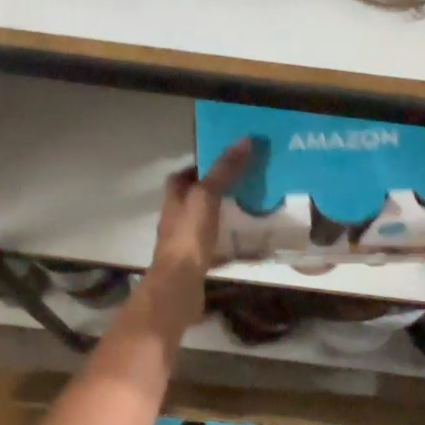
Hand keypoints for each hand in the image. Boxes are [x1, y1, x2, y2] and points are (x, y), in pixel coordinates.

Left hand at [143, 137, 251, 329]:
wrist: (178, 285)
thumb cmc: (188, 236)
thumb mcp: (206, 196)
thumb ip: (224, 170)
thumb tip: (245, 140)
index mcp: (173, 197)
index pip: (186, 173)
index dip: (204, 164)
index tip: (229, 159)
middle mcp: (175, 216)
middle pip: (196, 196)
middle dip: (217, 189)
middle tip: (247, 182)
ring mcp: (184, 241)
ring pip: (205, 220)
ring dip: (223, 214)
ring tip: (250, 207)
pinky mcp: (195, 261)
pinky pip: (213, 244)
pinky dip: (227, 240)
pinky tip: (245, 240)